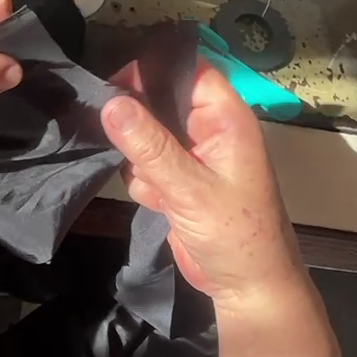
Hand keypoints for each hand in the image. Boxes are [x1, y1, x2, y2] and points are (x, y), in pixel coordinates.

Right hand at [100, 59, 298, 309]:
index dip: (154, 68)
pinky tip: (155, 202)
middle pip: (161, 101)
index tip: (115, 80)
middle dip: (137, 119)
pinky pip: (145, 163)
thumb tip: (111, 103)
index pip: (189, 70)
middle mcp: (209, 130)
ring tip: (152, 185)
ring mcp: (192, 156)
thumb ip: (149, 145)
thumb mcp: (189, 189)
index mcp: (225, 119)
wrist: (246, 289)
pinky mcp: (178, 180)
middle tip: (117, 135)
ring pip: (147, 134)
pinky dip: (143, 180)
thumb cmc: (234, 234)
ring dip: (138, 157)